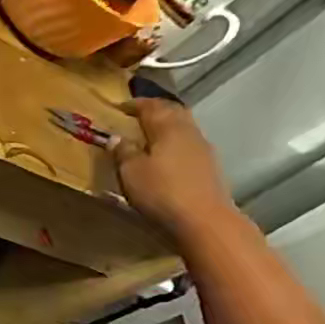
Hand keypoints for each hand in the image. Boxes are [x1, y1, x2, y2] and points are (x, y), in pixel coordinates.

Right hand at [111, 98, 236, 240]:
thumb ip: (123, 151)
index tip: (120, 107)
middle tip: (137, 115)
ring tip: (149, 135)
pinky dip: (174, 142)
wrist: (203, 219)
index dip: (135, 104)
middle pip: (172, 111)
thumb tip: (116, 137)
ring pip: (182, 127)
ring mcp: (202, 148)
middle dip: (155, 110)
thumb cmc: (161, 192)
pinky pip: (188, 144)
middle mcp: (188, 131)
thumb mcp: (131, 172)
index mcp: (168, 127)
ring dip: (166, 126)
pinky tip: (166, 155)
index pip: (151, 106)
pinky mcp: (208, 165)